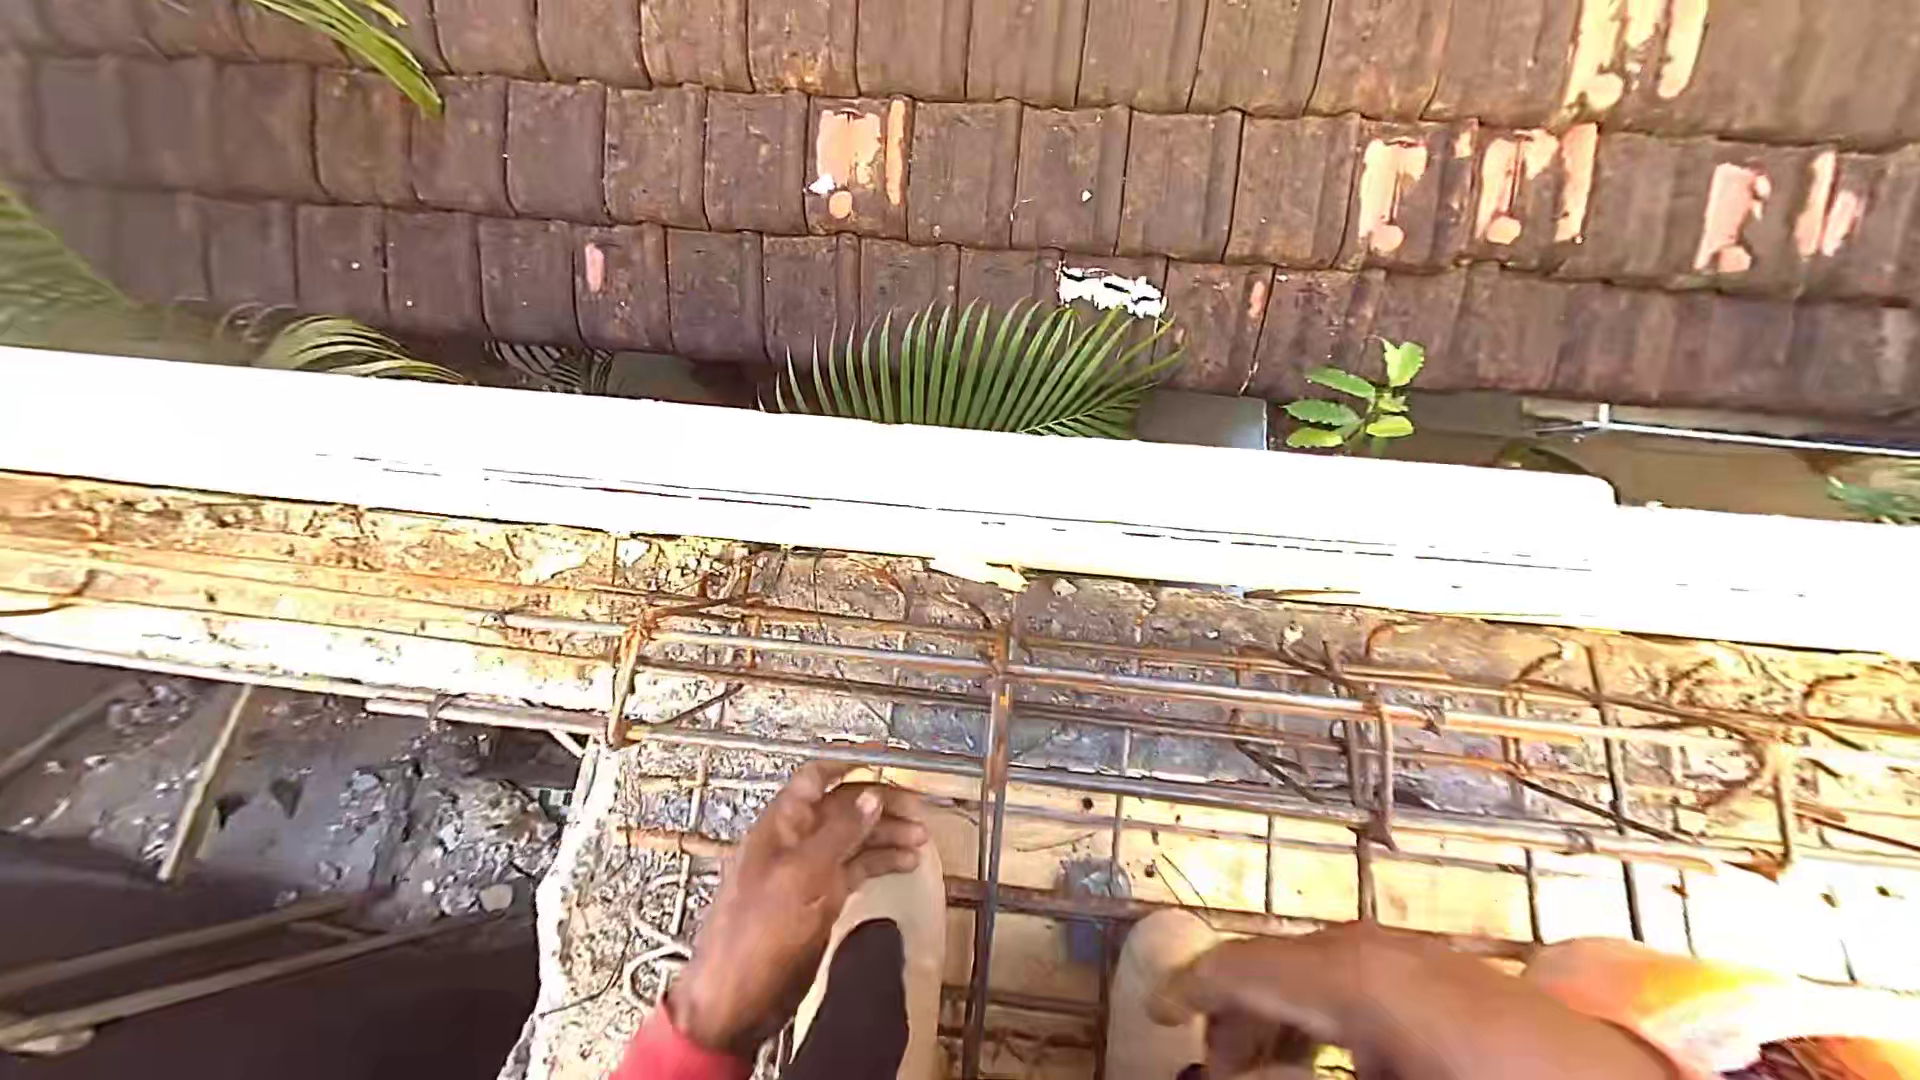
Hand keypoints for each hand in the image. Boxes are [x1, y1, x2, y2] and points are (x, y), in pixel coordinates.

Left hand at [666, 762, 928, 1057]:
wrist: (735, 1002)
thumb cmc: (759, 933)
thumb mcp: (801, 876)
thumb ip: (839, 833)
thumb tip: (871, 797)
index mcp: (783, 824)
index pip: (817, 777)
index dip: (849, 762)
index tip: (885, 756)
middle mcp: (798, 839)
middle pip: (844, 806)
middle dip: (880, 802)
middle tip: (917, 807)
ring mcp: (810, 869)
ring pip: (855, 837)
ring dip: (887, 833)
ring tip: (921, 837)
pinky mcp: (822, 898)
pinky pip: (857, 867)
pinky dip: (882, 861)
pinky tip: (907, 862)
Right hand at [1152, 923, 1675, 1079]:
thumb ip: (1300, 1073)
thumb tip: (1234, 1068)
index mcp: (1351, 974)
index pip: (1240, 966)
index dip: (1190, 987)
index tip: (1155, 1010)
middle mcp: (1364, 945)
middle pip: (1266, 963)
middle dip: (1231, 1013)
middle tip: (1214, 1066)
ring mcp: (1401, 949)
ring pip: (1302, 967)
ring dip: (1274, 1016)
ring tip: (1265, 1065)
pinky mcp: (1430, 965)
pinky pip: (1347, 978)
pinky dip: (1319, 1014)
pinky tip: (1335, 1058)